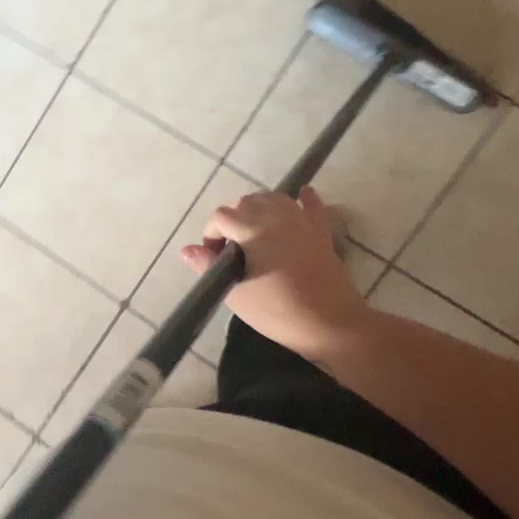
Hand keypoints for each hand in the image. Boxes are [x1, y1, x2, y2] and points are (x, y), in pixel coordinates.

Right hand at [181, 187, 371, 357]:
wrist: (331, 325)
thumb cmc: (279, 311)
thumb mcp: (236, 294)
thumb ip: (209, 267)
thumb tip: (187, 250)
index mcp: (253, 230)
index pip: (221, 217)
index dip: (211, 235)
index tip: (214, 259)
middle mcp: (277, 217)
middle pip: (247, 202)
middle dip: (233, 220)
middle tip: (232, 250)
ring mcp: (302, 223)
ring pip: (275, 198)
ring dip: (260, 207)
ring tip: (254, 229)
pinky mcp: (322, 233)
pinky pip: (312, 206)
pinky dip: (304, 198)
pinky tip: (301, 194)